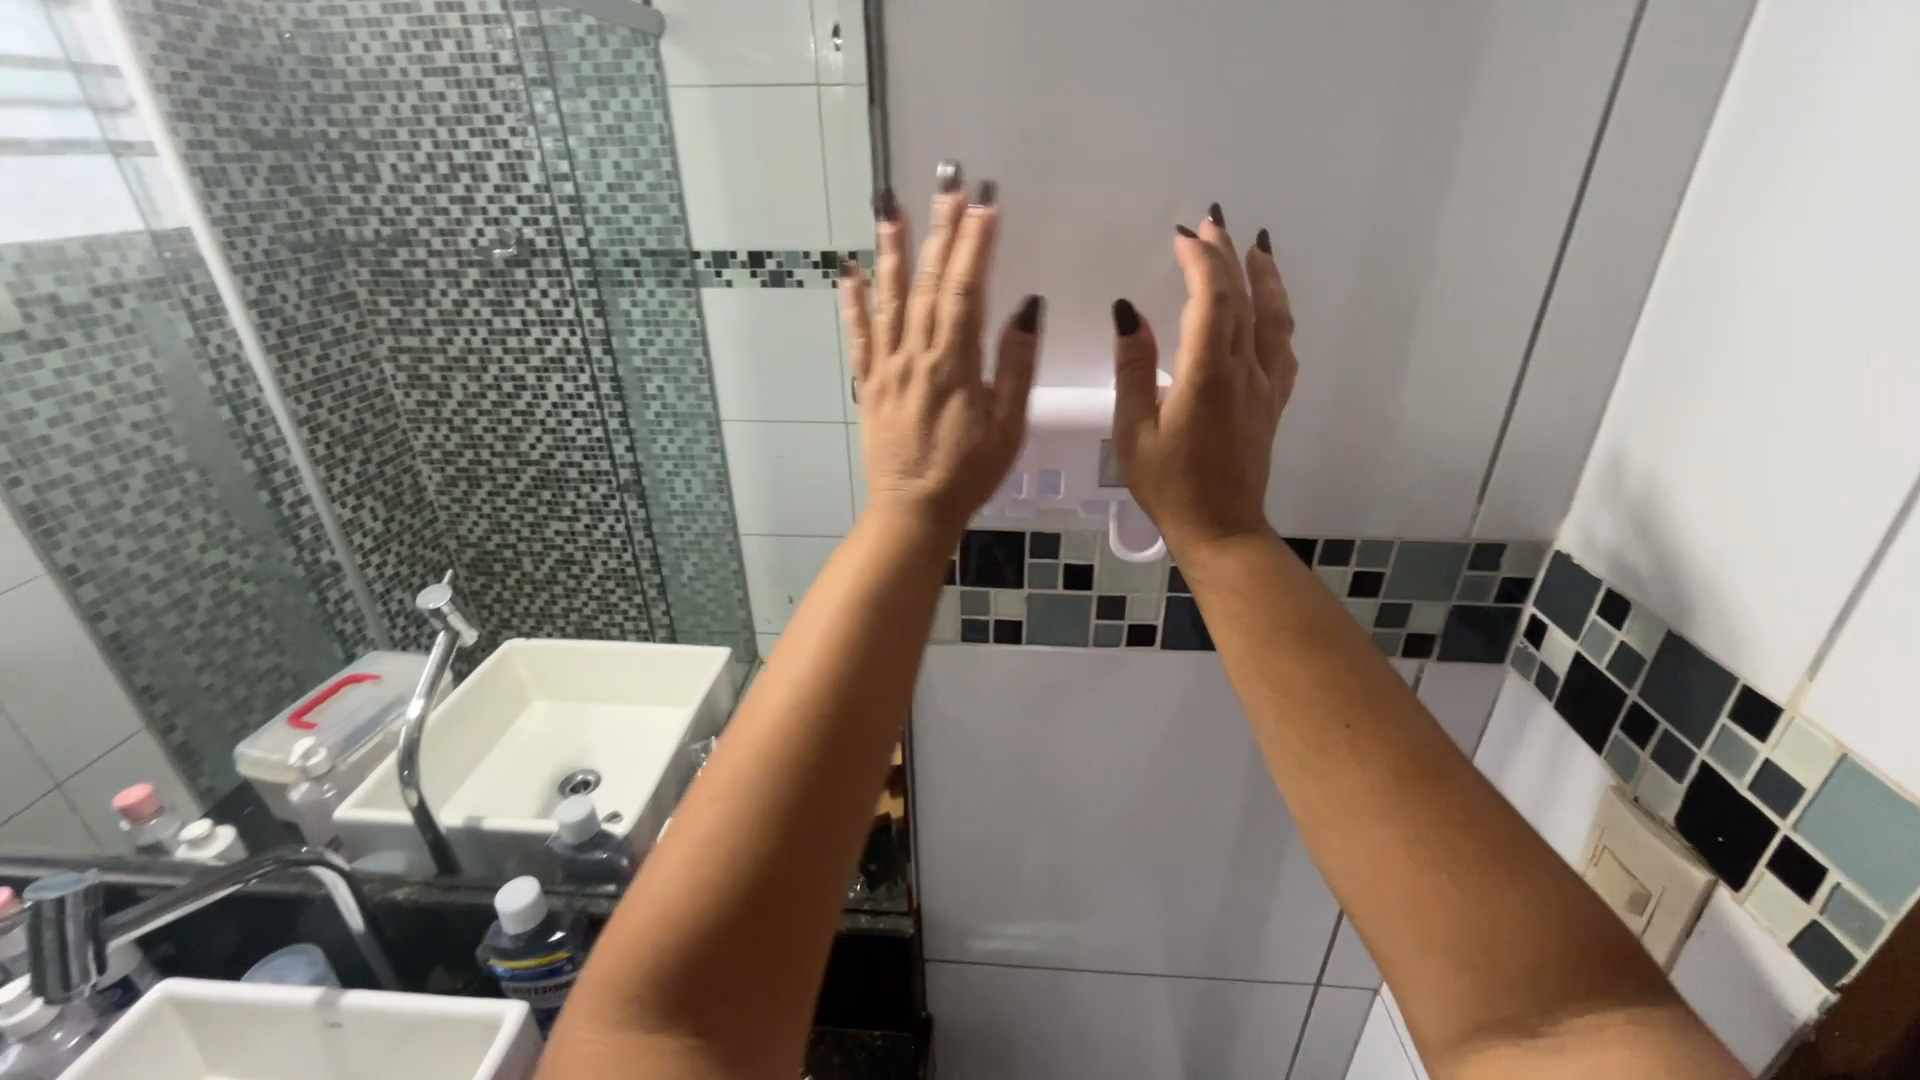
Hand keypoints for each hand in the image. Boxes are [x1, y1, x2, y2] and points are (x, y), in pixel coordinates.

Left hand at [841, 161, 1041, 539]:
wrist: (914, 509)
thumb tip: (1026, 307)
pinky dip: (854, 303)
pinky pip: (859, 337)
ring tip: (891, 207)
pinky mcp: (868, 385)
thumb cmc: (969, 472)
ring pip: (889, 299)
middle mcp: (916, 355)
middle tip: (947, 182)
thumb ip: (1015, 364)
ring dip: (892, 251)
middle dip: (941, 230)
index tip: (986, 200)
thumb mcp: (1008, 425)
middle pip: (928, 283)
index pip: (966, 288)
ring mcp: (887, 368)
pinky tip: (850, 271)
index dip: (976, 242)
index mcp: (954, 363)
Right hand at [1111, 205, 1296, 553]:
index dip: (1200, 261)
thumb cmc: (1168, 485)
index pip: (1212, 299)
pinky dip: (1278, 316)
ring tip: (1257, 246)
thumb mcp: (1134, 431)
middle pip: (1244, 298)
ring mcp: (1265, 386)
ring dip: (1265, 277)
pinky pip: (1284, 348)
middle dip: (1227, 254)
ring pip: (1274, 318)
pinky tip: (1272, 309)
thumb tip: (1129, 313)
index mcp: (1207, 376)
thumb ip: (1133, 369)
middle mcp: (1244, 371)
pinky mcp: (1273, 403)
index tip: (1181, 236)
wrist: (1220, 528)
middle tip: (1212, 221)